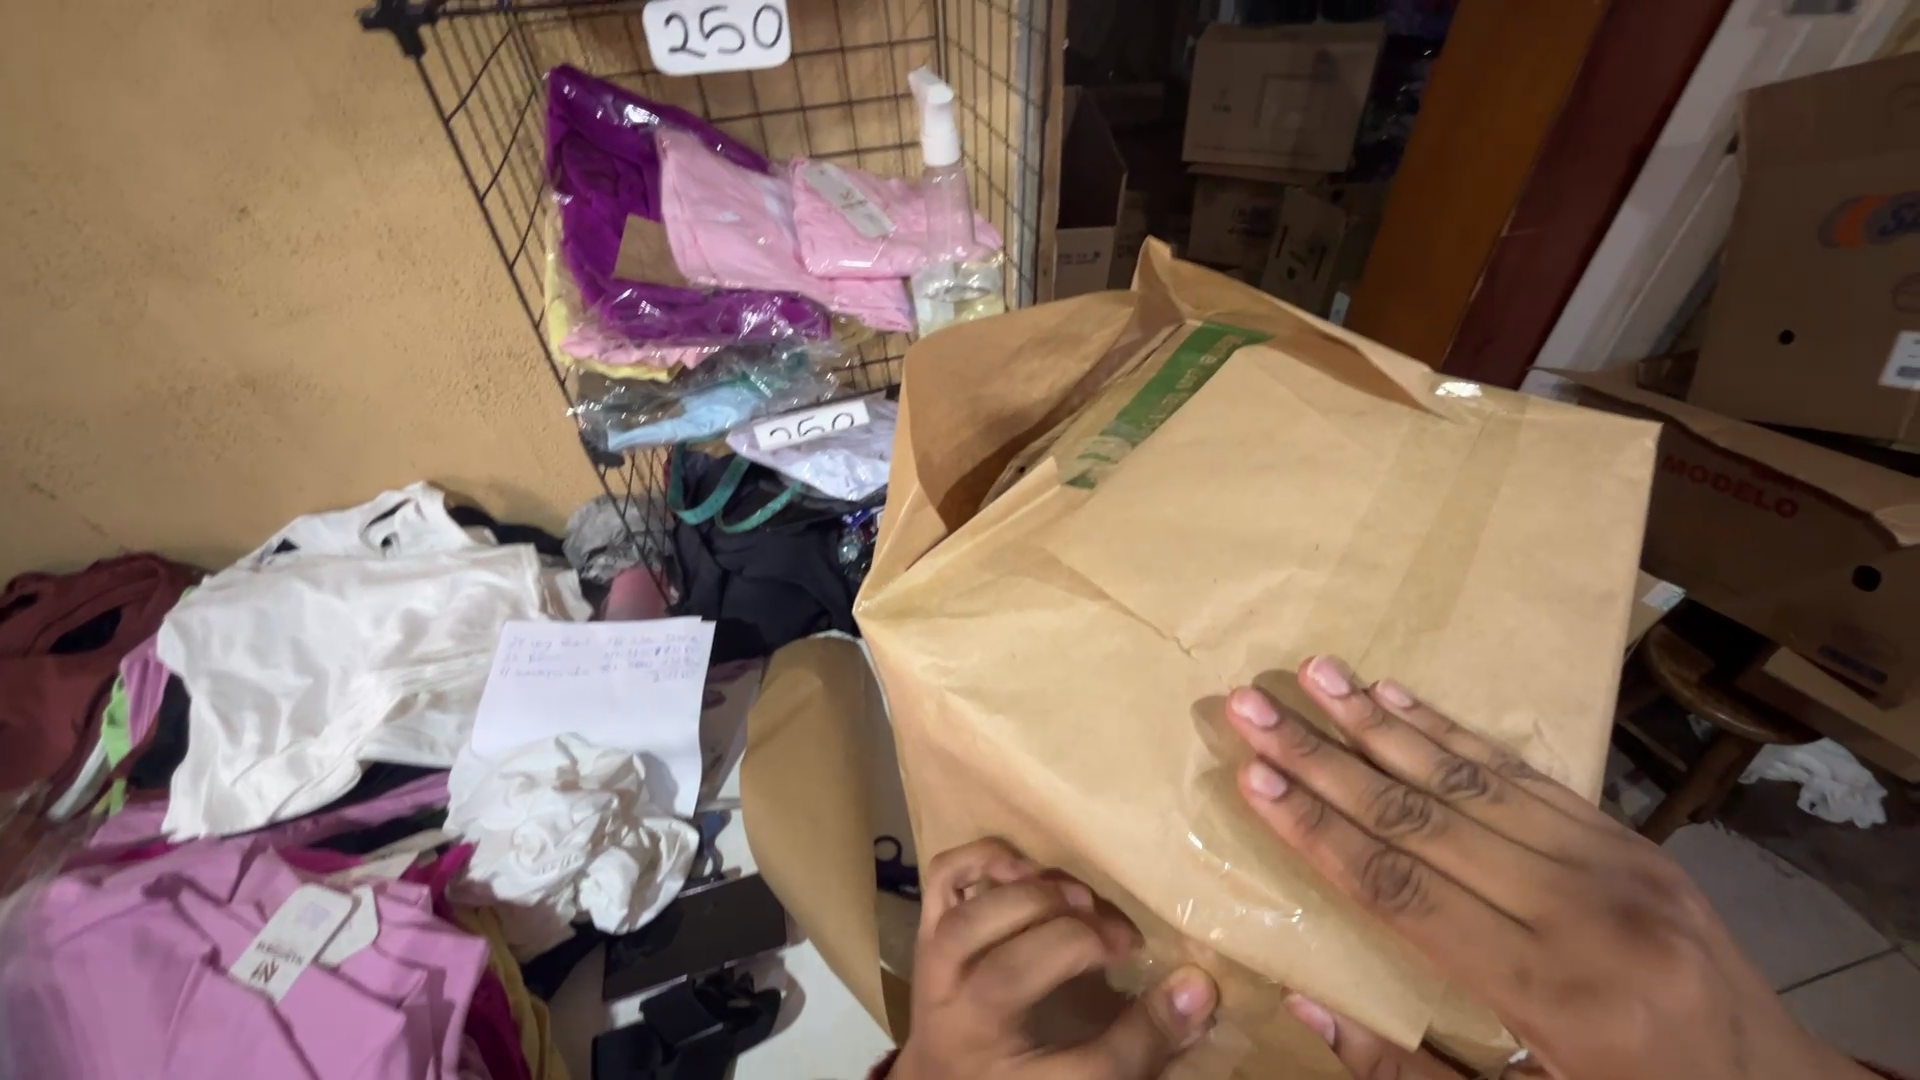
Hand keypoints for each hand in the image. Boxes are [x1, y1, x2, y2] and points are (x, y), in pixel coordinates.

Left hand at [891, 838, 1218, 1079]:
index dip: (1146, 1026)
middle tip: (1123, 938)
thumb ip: (1142, 1041)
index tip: (1194, 983)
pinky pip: (944, 878)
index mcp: (1007, 1078)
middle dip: (1077, 944)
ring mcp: (934, 965)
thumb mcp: (1082, 1074)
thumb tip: (1199, 987)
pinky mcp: (927, 925)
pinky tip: (1029, 870)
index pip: (1084, 1066)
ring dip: (1036, 902)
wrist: (943, 1071)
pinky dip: (986, 860)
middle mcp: (958, 1020)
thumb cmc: (1020, 1072)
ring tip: (1081, 902)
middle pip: (1010, 979)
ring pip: (972, 922)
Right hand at [1224, 655, 1874, 1079]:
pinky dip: (1444, 728)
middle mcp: (1584, 911)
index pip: (1401, 890)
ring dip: (1374, 718)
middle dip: (1319, 755)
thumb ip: (1406, 1072)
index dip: (1317, 830)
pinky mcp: (1621, 834)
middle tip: (1252, 706)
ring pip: (1464, 774)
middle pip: (1418, 815)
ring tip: (1311, 672)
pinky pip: (1516, 768)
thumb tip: (1303, 999)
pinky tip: (1392, 694)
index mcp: (1558, 995)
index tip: (1251, 776)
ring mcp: (1611, 860)